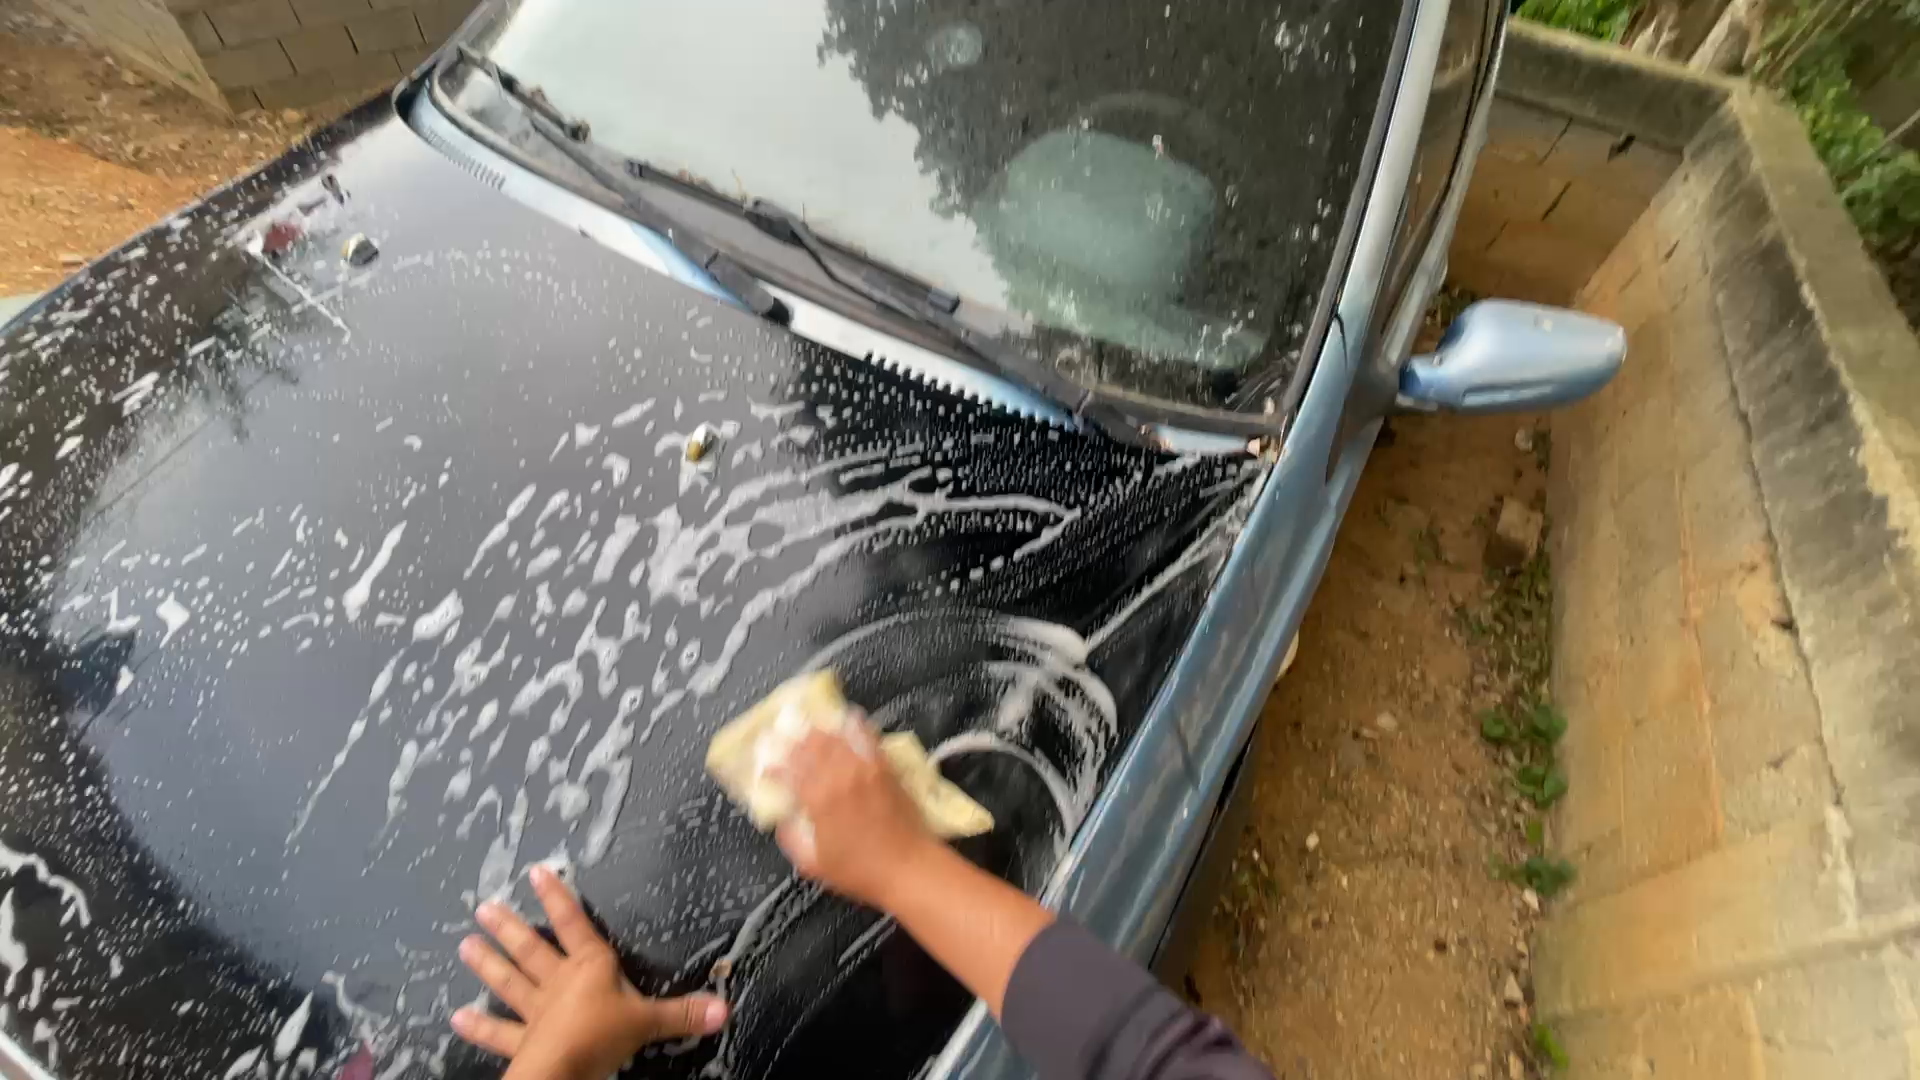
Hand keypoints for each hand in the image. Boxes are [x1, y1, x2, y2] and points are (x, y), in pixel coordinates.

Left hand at [450, 865, 727, 1078]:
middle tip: (483, 908)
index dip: (557, 898)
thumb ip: (685, 1014)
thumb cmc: (601, 1037)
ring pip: (510, 982)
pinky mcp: (520, 1045)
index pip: (574, 924)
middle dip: (510, 928)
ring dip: (489, 964)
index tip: (534, 872)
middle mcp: (559, 982)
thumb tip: (726, 1008)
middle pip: (532, 950)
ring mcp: (535, 1013)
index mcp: (590, 966)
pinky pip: (498, 1033)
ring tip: (465, 944)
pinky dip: (479, 1025)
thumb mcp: (649, 1022)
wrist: (557, 1076)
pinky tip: (457, 1016)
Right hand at [774, 714, 941, 910]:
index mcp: (819, 799)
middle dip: (793, 742)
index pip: (788, 772)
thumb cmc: (860, 871)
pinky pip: (868, 737)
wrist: (908, 865)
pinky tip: (849, 717)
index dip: (773, 768)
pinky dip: (856, 725)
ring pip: (836, 738)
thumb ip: (792, 838)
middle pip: (810, 748)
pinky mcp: (885, 766)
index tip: (765, 768)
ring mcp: (865, 767)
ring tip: (808, 727)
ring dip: (819, 731)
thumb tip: (783, 820)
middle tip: (781, 739)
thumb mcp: (814, 864)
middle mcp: (840, 776)